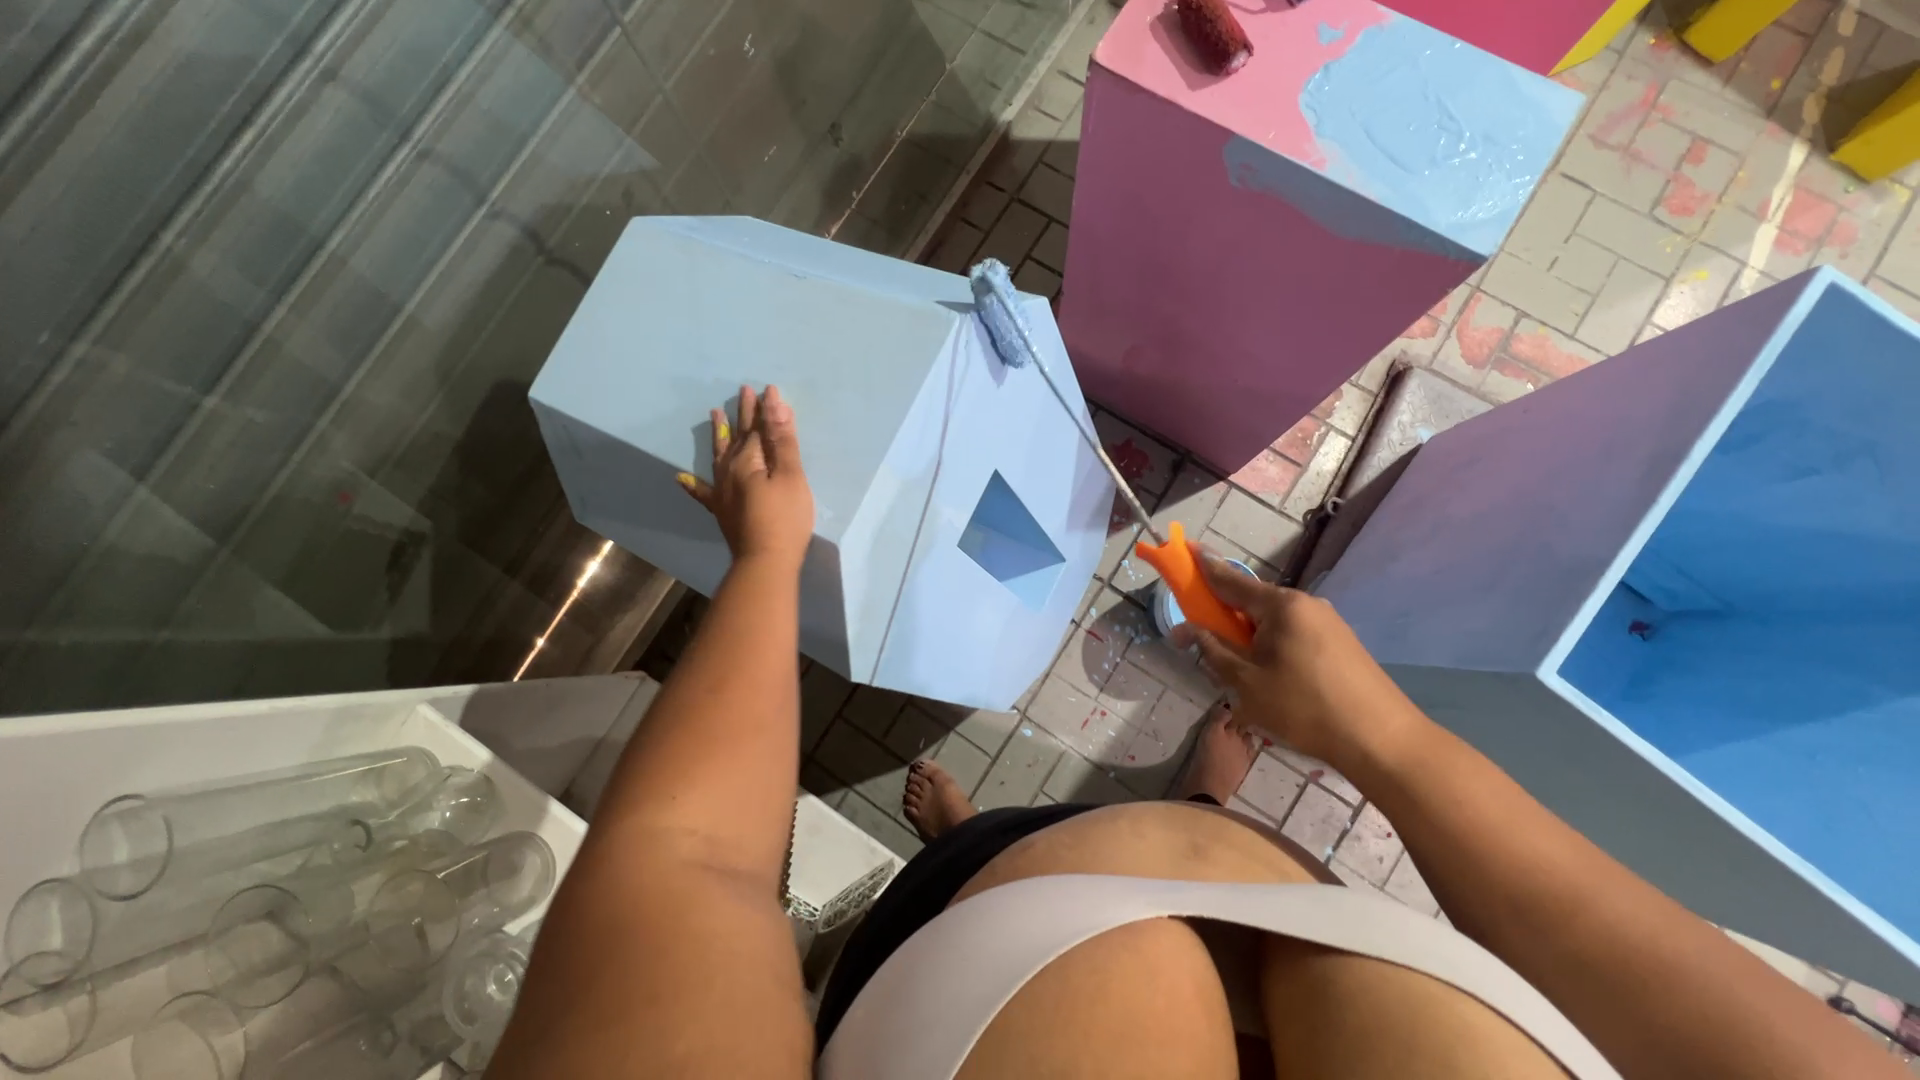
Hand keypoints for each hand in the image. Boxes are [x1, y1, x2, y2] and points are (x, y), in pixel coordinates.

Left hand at [679, 385, 814, 568]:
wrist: (765, 561)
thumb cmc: (785, 519)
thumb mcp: (790, 476)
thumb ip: (782, 440)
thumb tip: (774, 405)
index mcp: (749, 460)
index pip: (758, 427)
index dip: (764, 408)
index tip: (767, 388)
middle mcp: (730, 471)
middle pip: (738, 437)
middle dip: (743, 414)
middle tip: (743, 391)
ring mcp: (722, 492)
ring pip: (718, 456)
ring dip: (719, 435)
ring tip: (714, 415)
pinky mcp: (721, 511)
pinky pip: (703, 493)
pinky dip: (693, 484)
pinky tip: (681, 478)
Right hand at [1170, 552, 1423, 769]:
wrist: (1380, 739)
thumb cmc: (1304, 707)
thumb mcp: (1246, 683)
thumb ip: (1213, 651)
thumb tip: (1187, 629)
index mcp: (1281, 606)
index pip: (1230, 580)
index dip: (1202, 567)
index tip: (1184, 548)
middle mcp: (1305, 605)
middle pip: (1251, 604)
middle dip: (1225, 621)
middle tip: (1206, 650)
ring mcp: (1327, 623)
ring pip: (1271, 625)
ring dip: (1249, 643)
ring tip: (1243, 681)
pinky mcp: (1339, 644)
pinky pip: (1292, 637)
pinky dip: (1271, 651)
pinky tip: (1272, 683)